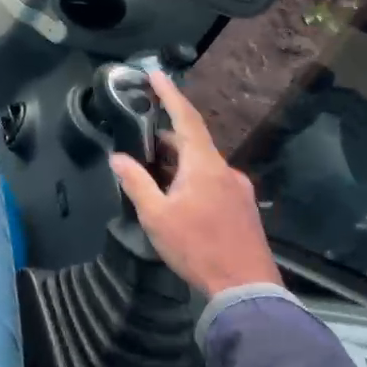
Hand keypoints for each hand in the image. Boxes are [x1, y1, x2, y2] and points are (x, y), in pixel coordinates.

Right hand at [109, 71, 281, 295]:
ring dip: (177, 161)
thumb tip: (118, 158)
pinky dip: (190, 177)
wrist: (248, 291)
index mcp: (205, 167)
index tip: (156, 75)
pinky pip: (212, 180)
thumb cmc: (197, 248)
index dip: (170, 95)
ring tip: (152, 170)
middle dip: (165, 137)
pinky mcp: (243, 209)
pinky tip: (176, 194)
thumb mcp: (155, 215)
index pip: (186, 120)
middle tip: (139, 138)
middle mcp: (226, 172)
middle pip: (192, 143)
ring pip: (202, 164)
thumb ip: (135, 182)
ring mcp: (238, 191)